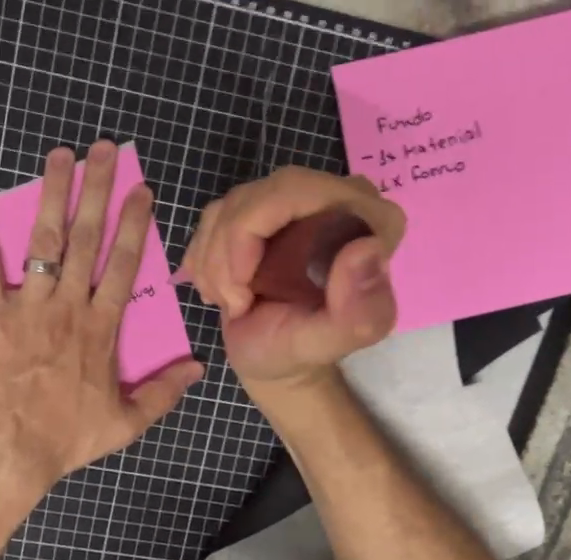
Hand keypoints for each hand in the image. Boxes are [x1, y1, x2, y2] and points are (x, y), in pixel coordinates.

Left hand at [0, 141, 203, 506]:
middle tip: (102, 150)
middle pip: (86, 239)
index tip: (140, 190)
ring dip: (52, 195)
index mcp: (101, 328)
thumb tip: (198, 369)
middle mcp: (69, 307)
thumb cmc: (68, 439)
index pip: (124, 265)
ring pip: (44, 242)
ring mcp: (29, 308)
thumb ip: (163, 393)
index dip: (134, 224)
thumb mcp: (126, 423)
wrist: (13, 451)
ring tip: (59, 156)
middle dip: (97, 191)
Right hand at [181, 167, 405, 391]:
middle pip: (252, 198)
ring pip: (227, 209)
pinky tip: (222, 289)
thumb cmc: (297, 352)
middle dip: (225, 255)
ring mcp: (291, 206)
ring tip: (232, 301)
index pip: (291, 189)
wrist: (270, 358)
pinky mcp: (258, 216)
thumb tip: (366, 249)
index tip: (242, 288)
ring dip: (213, 264)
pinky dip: (204, 261)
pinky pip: (213, 219)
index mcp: (363, 218)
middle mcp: (331, 201)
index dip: (249, 232)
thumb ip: (359, 309)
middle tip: (233, 301)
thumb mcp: (329, 343)